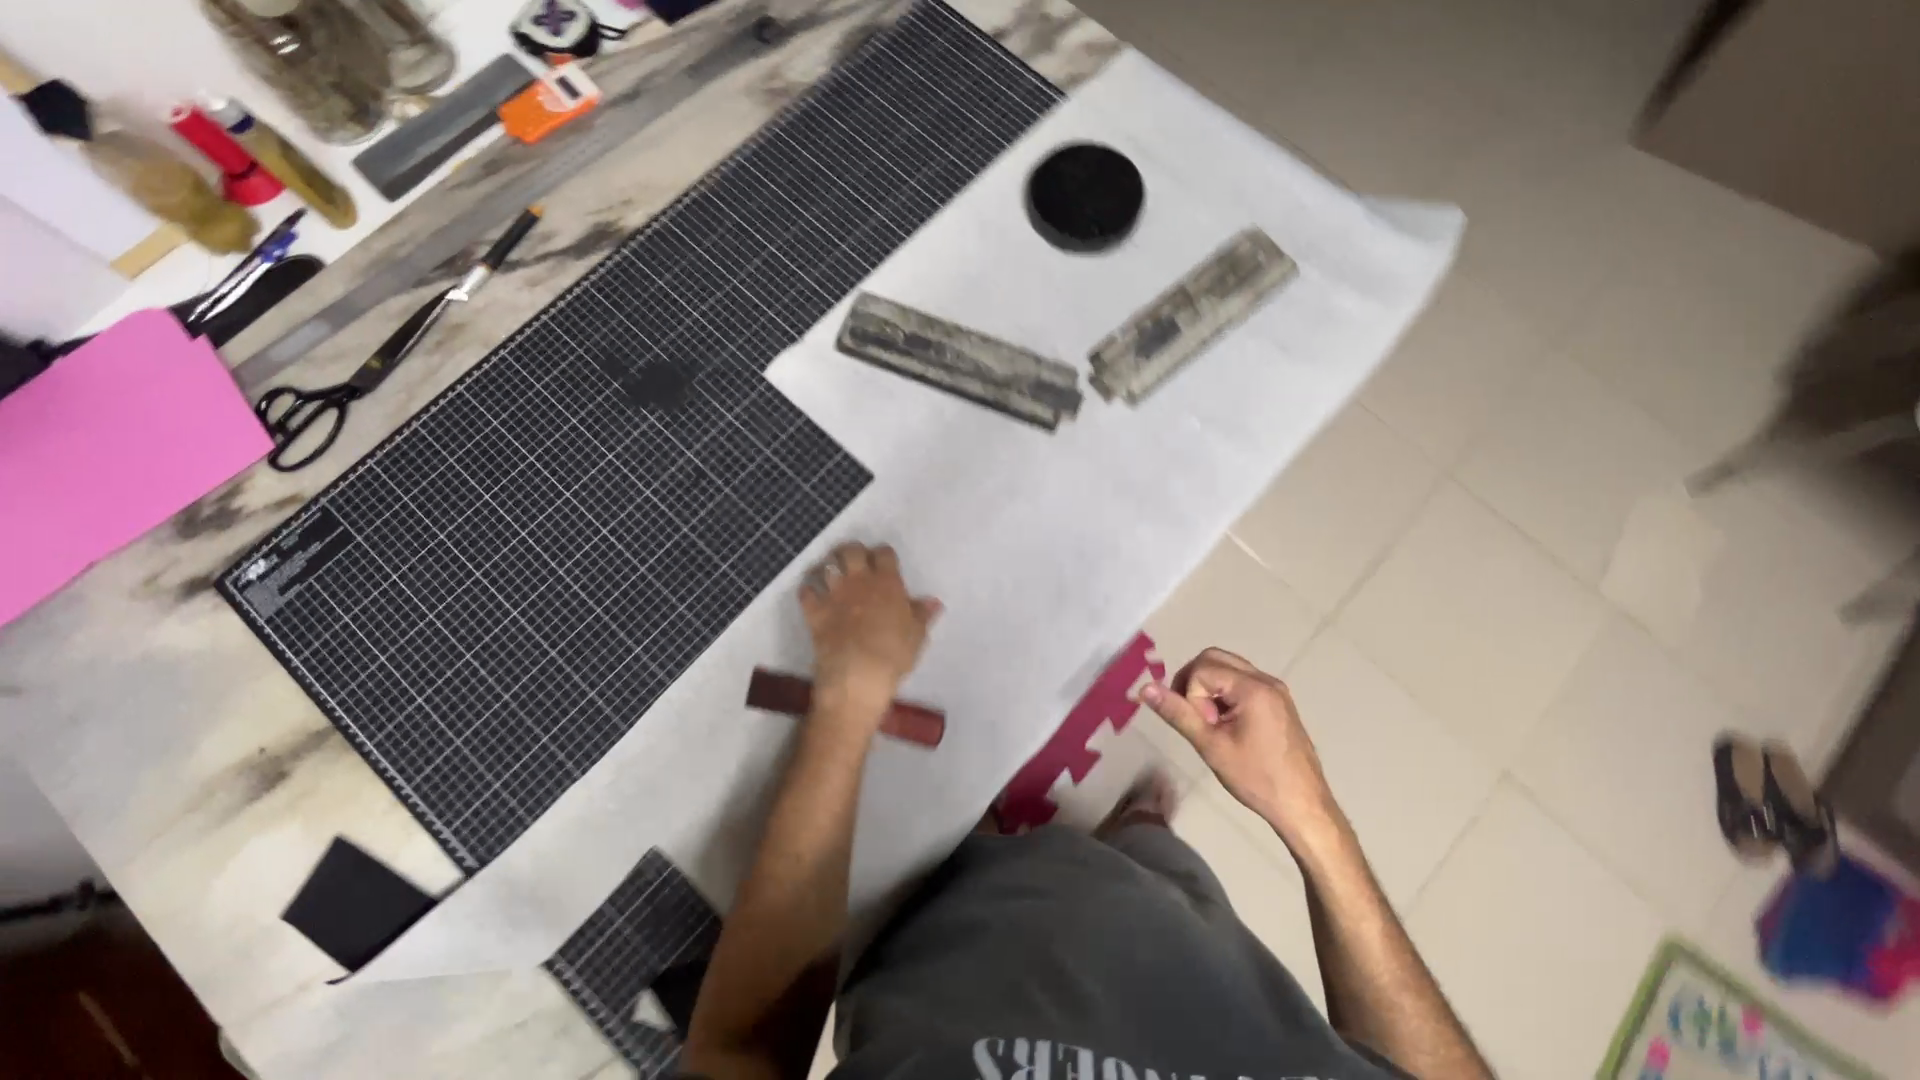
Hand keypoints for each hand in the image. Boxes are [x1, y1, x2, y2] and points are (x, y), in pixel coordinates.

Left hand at [799, 543, 940, 724]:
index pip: (884, 553)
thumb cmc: (894, 654)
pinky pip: (806, 591)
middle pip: (851, 551)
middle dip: (852, 551)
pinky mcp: (815, 610)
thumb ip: (923, 615)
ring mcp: (834, 594)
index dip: (883, 554)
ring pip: (827, 566)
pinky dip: (808, 590)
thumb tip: (934, 602)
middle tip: (855, 561)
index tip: (884, 561)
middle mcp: (859, 581)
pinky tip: (812, 595)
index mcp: (887, 583)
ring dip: (829, 566)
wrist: (858, 673)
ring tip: (833, 573)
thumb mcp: (917, 635)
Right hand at [1139, 647, 1343, 851]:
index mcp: (1253, 688)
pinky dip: (1226, 694)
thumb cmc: (1256, 778)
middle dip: (1194, 682)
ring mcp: (1276, 690)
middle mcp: (1266, 680)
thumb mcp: (1211, 746)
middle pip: (1214, 658)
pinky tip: (1228, 727)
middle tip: (1195, 718)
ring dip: (1210, 688)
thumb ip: (1178, 713)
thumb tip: (1144, 688)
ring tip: (1212, 725)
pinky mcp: (1279, 702)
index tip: (1202, 727)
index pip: (1202, 668)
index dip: (1191, 695)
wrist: (1303, 805)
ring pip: (1228, 668)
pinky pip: (1243, 682)